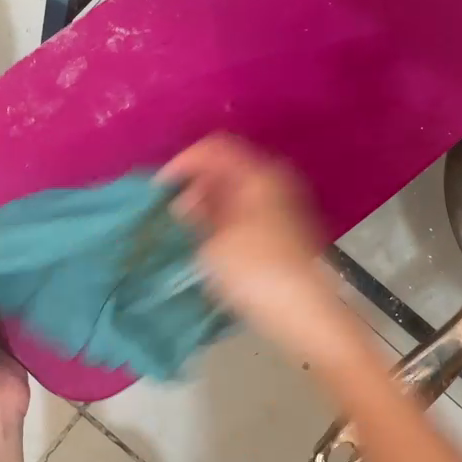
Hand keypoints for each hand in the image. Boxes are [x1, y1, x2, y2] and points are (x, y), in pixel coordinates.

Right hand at [161, 134, 327, 320]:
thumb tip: (184, 200)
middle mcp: (272, 182)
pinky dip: (221, 219)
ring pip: (233, 191)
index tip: (158, 188)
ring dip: (205, 205)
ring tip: (182, 230)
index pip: (213, 148)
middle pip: (224, 168)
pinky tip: (205, 243)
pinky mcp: (280, 229)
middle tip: (169, 212)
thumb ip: (195, 211)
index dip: (183, 162)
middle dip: (193, 185)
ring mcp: (279, 206)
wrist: (303, 313)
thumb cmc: (255, 271)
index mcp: (258, 174)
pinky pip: (242, 211)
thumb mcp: (213, 241)